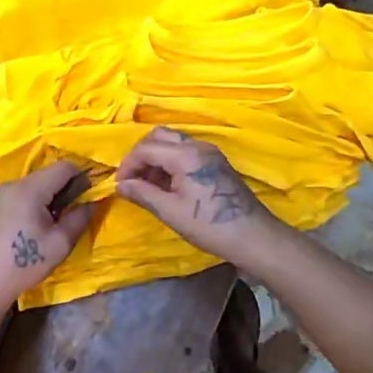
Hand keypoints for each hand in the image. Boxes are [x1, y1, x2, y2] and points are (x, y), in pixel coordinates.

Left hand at [0, 160, 95, 315]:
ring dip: (44, 197)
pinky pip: (15, 196)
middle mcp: (10, 184)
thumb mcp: (60, 243)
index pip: (63, 167)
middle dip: (62, 189)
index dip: (81, 176)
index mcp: (29, 189)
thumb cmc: (24, 263)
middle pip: (45, 175)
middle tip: (69, 214)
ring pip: (29, 186)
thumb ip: (79, 218)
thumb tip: (93, 202)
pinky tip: (25, 229)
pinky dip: (27, 204)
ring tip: (47, 224)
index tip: (88, 196)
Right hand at [115, 127, 288, 264]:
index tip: (120, 185)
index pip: (146, 148)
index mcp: (185, 155)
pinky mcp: (216, 162)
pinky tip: (166, 185)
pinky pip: (185, 152)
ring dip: (155, 158)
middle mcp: (197, 146)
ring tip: (147, 185)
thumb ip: (142, 194)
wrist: (253, 236)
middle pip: (159, 137)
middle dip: (141, 155)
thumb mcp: (170, 212)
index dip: (128, 165)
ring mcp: (209, 152)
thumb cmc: (209, 225)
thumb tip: (121, 185)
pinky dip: (170, 162)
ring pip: (172, 143)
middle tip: (132, 179)